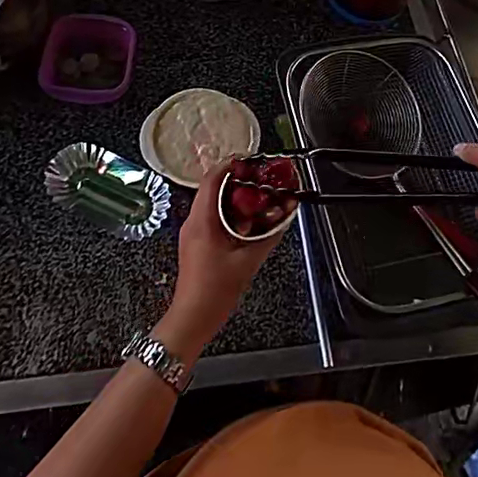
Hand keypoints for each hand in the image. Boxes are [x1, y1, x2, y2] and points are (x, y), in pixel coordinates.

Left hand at [159, 161, 276, 357]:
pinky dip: (228, 214)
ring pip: (211, 204)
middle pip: (211, 189)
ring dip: (232, 198)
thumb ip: (268, 235)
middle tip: (258, 179)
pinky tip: (245, 222)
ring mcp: (192, 231)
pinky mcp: (195, 241)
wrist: (194, 315)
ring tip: (256, 198)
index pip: (212, 180)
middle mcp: (193, 221)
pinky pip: (211, 218)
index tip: (248, 161)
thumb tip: (284, 216)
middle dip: (235, 181)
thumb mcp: (249, 260)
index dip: (229, 166)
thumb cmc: (216, 290)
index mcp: (202, 220)